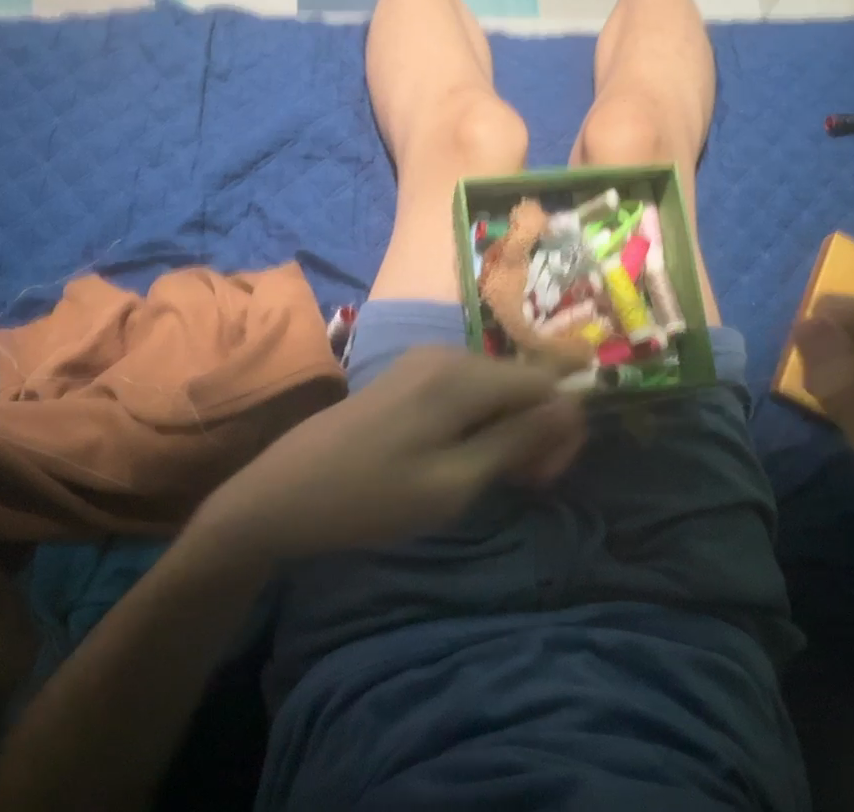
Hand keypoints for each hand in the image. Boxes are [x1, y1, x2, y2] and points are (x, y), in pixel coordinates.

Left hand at [191, 347, 586, 560]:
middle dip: (534, 430)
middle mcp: (446, 354)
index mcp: (461, 376)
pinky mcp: (404, 377)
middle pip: (521, 382)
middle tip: (517, 485)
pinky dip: (477, 422)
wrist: (281, 495)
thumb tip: (572, 408)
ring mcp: (421, 362)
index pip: (546, 383)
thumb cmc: (370, 498)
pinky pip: (464, 391)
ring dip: (506, 429)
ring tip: (485, 478)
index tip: (542, 479)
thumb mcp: (454, 483)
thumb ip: (517, 441)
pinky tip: (458, 458)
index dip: (560, 429)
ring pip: (494, 388)